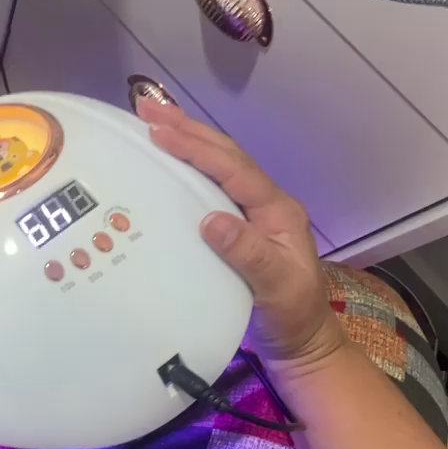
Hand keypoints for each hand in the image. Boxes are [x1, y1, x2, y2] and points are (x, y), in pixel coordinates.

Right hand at [138, 101, 344, 371]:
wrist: (301, 342)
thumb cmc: (292, 315)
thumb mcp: (277, 287)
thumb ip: (248, 253)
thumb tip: (211, 219)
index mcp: (276, 210)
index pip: (233, 169)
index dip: (196, 148)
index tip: (159, 131)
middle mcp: (263, 204)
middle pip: (224, 156)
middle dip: (187, 128)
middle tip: (146, 107)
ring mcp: (249, 214)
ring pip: (216, 167)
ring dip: (185, 141)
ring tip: (151, 120)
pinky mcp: (234, 228)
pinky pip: (207, 187)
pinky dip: (184, 168)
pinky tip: (164, 162)